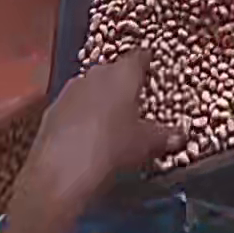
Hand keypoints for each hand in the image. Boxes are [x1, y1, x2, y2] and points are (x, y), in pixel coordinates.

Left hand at [15, 51, 183, 213]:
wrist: (58, 175)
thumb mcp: (145, 144)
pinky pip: (73, 105)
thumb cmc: (111, 149)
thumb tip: (182, 135)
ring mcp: (71, 89)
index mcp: (124, 73)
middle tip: (134, 103)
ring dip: (100, 98)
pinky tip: (85, 136)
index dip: (147, 64)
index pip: (140, 57)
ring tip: (110, 121)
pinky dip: (81, 115)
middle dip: (123, 83)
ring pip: (92, 86)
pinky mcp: (51, 110)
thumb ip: (164, 136)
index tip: (152, 73)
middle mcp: (97, 72)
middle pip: (114, 70)